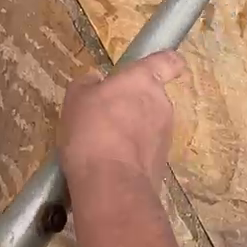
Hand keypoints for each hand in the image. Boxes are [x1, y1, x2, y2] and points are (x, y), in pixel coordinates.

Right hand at [59, 50, 186, 189]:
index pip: (168, 61)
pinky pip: (144, 153)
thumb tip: (96, 80)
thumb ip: (88, 84)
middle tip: (106, 117)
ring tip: (101, 147)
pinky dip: (130, 157)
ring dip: (131, 133)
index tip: (162, 66)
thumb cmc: (93, 129)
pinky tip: (107, 168)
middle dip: (133, 106)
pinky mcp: (161, 165)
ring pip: (149, 127)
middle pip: (152, 98)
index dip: (167, 62)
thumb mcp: (77, 99)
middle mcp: (161, 103)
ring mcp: (165, 136)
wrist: (110, 185)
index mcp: (144, 80)